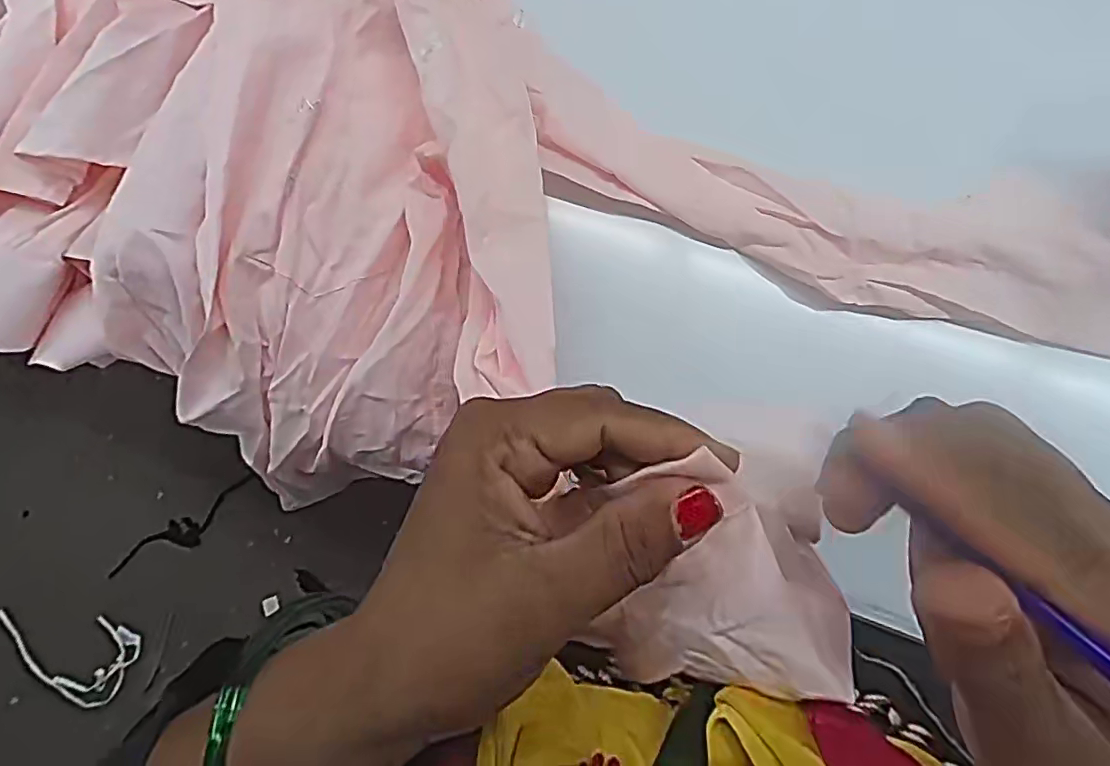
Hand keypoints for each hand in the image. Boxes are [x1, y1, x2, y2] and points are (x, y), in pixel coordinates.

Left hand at [188, 386, 733, 765]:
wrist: (380, 693)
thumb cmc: (450, 641)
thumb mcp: (546, 596)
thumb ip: (627, 543)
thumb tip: (706, 499)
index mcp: (497, 432)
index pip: (601, 417)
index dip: (669, 440)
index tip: (730, 471)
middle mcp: (503, 427)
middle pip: (600, 420)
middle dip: (659, 451)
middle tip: (717, 489)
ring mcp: (508, 456)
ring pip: (595, 443)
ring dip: (643, 470)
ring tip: (691, 501)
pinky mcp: (516, 486)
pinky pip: (583, 473)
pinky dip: (620, 491)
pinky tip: (648, 514)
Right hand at [818, 399, 1109, 765]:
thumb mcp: (1040, 757)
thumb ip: (1002, 673)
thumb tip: (950, 576)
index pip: (1041, 524)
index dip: (945, 473)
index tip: (864, 445)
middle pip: (1014, 456)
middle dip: (914, 450)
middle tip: (840, 499)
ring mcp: (1101, 527)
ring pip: (994, 442)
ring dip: (912, 451)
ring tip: (858, 503)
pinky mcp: (1059, 515)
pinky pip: (986, 457)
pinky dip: (926, 459)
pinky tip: (897, 493)